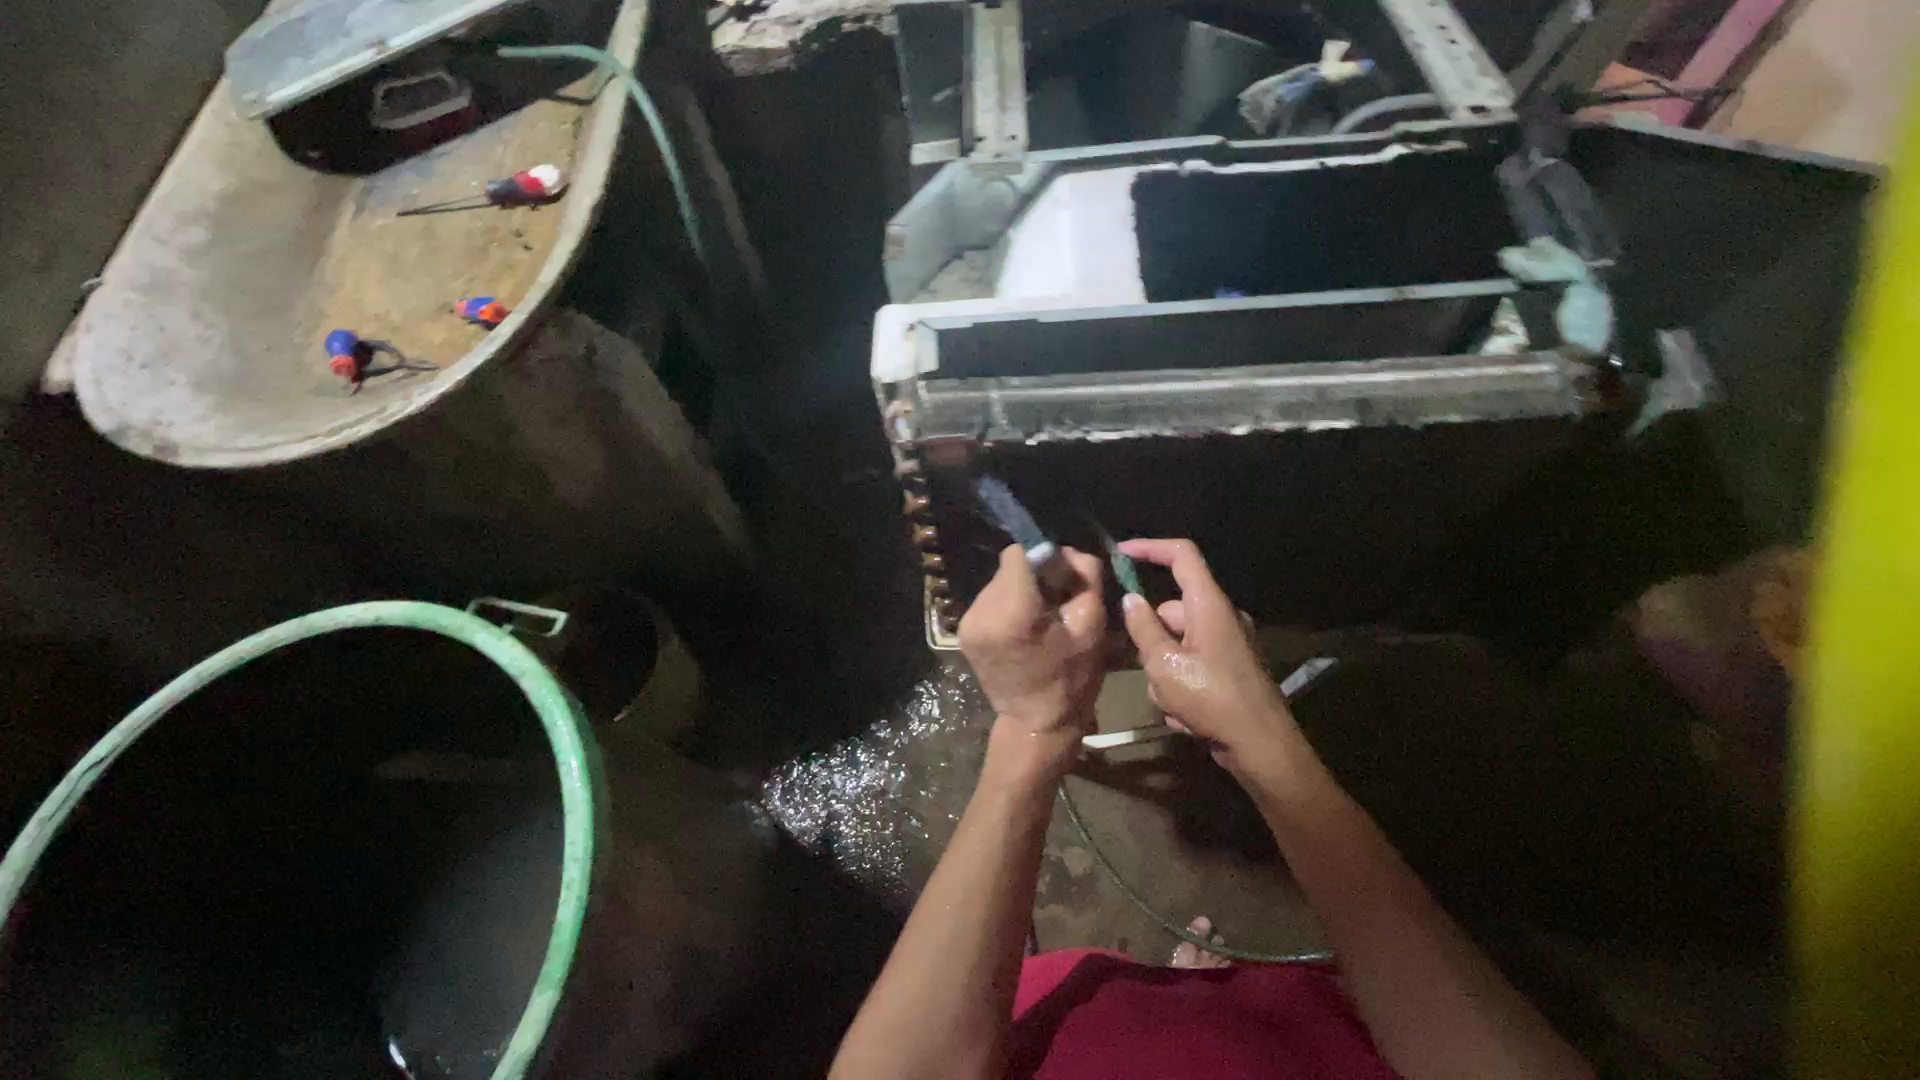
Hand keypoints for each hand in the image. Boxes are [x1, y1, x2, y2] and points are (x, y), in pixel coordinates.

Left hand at [959, 544, 1107, 780]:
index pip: (1020, 553)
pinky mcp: (964, 631)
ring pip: (999, 581)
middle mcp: (981, 611)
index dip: (1045, 557)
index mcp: (1013, 611)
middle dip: (1035, 574)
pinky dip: (1010, 604)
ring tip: (1043, 616)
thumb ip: (1084, 577)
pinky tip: (1025, 627)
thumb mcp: (1092, 625)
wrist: (1035, 724)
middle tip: (1058, 598)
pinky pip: (991, 600)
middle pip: (1009, 566)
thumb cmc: (1071, 680)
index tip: (1063, 577)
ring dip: (1022, 589)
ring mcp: (968, 622)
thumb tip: (1068, 552)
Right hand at [1117, 538, 1301, 776]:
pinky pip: (1192, 667)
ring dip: (1164, 673)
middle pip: (1170, 612)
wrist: (1260, 745)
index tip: (1121, 554)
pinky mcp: (1229, 670)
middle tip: (1149, 673)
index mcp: (1209, 605)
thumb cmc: (1211, 698)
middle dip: (1151, 643)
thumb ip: (1143, 628)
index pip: (1182, 556)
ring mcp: (1228, 645)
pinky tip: (1187, 717)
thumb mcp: (1164, 664)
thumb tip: (1130, 600)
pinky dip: (1182, 687)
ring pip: (1176, 645)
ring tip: (1173, 704)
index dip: (1150, 548)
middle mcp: (1222, 617)